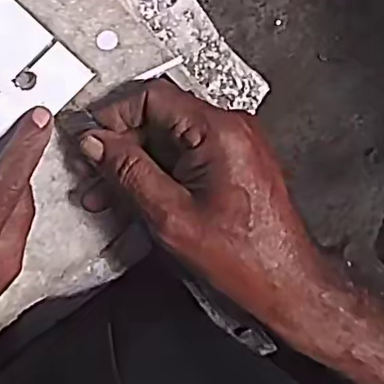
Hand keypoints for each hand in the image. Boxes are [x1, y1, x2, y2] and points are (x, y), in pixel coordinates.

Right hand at [75, 80, 336, 332]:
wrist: (289, 287)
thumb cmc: (247, 259)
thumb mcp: (171, 216)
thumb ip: (128, 172)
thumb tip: (98, 144)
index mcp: (219, 131)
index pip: (153, 97)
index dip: (115, 116)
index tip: (94, 140)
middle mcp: (231, 128)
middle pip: (159, 116)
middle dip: (121, 145)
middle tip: (95, 171)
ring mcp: (234, 143)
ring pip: (169, 137)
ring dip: (136, 161)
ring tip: (109, 192)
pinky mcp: (233, 160)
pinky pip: (185, 152)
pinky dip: (158, 170)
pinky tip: (138, 195)